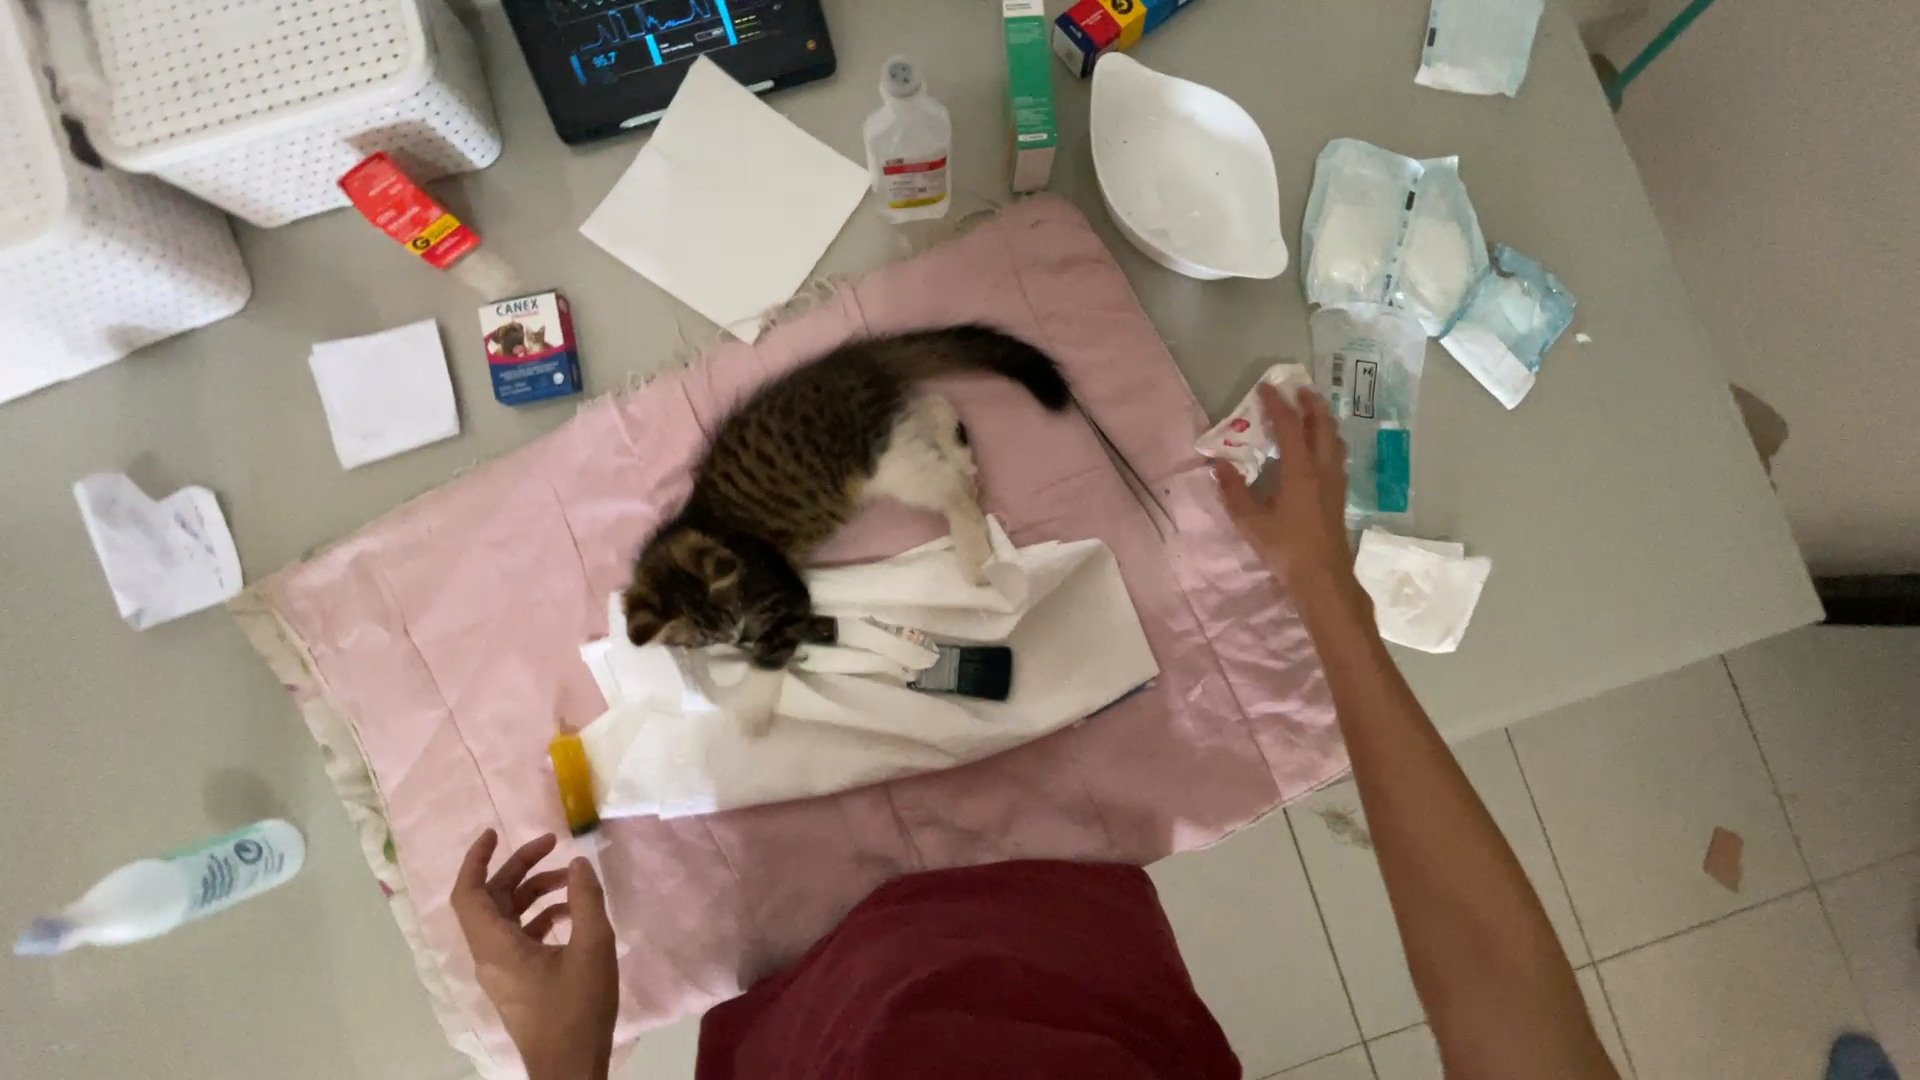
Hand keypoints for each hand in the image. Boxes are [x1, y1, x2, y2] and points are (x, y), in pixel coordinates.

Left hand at [451, 831, 617, 1079]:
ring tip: (574, 880)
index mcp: (497, 947)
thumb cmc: (578, 1005)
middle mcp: (490, 956)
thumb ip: (586, 899)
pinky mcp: (517, 982)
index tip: (495, 832)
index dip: (476, 859)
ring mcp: (502, 971)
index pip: (468, 895)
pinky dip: (542, 915)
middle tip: (554, 845)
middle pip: (490, 900)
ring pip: (506, 917)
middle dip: (519, 867)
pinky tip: (575, 913)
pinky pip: (519, 935)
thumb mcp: (593, 945)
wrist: (570, 1065)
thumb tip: (577, 862)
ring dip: (535, 891)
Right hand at [1214, 384, 1366, 612]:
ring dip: (1323, 420)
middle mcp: (1323, 469)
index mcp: (1300, 471)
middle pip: (1322, 425)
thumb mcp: (1250, 521)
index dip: (1277, 404)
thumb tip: (1218, 464)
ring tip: (1312, 411)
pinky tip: (1320, 447)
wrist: (1322, 577)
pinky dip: (1327, 439)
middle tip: (1298, 389)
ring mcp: (1335, 481)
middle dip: (1310, 404)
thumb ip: (1233, 490)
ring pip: (1334, 439)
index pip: (1290, 426)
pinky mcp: (1339, 494)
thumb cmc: (1284, 548)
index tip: (1266, 388)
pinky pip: (1336, 454)